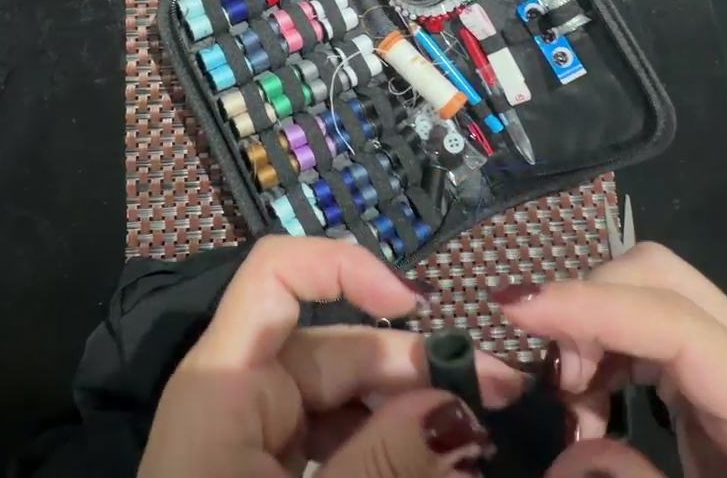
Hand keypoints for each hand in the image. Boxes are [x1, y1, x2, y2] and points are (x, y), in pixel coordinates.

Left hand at [139, 236, 523, 476]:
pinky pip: (333, 438)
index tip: (418, 303)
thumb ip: (385, 464)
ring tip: (479, 437)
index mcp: (225, 380)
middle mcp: (238, 390)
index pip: (277, 275)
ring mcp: (252, 432)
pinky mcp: (266, 468)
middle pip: (333, 345)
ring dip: (409, 411)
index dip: (346, 268)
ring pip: (342, 396)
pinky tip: (434, 464)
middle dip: (416, 366)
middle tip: (501, 394)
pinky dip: (382, 447)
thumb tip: (457, 410)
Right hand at [494, 242, 726, 477]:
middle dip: (587, 307)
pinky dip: (605, 345)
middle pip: (663, 279)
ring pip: (651, 289)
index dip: (591, 308)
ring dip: (591, 325)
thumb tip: (574, 450)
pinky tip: (592, 400)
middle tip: (552, 379)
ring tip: (570, 399)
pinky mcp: (726, 374)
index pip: (678, 326)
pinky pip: (652, 323)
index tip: (511, 307)